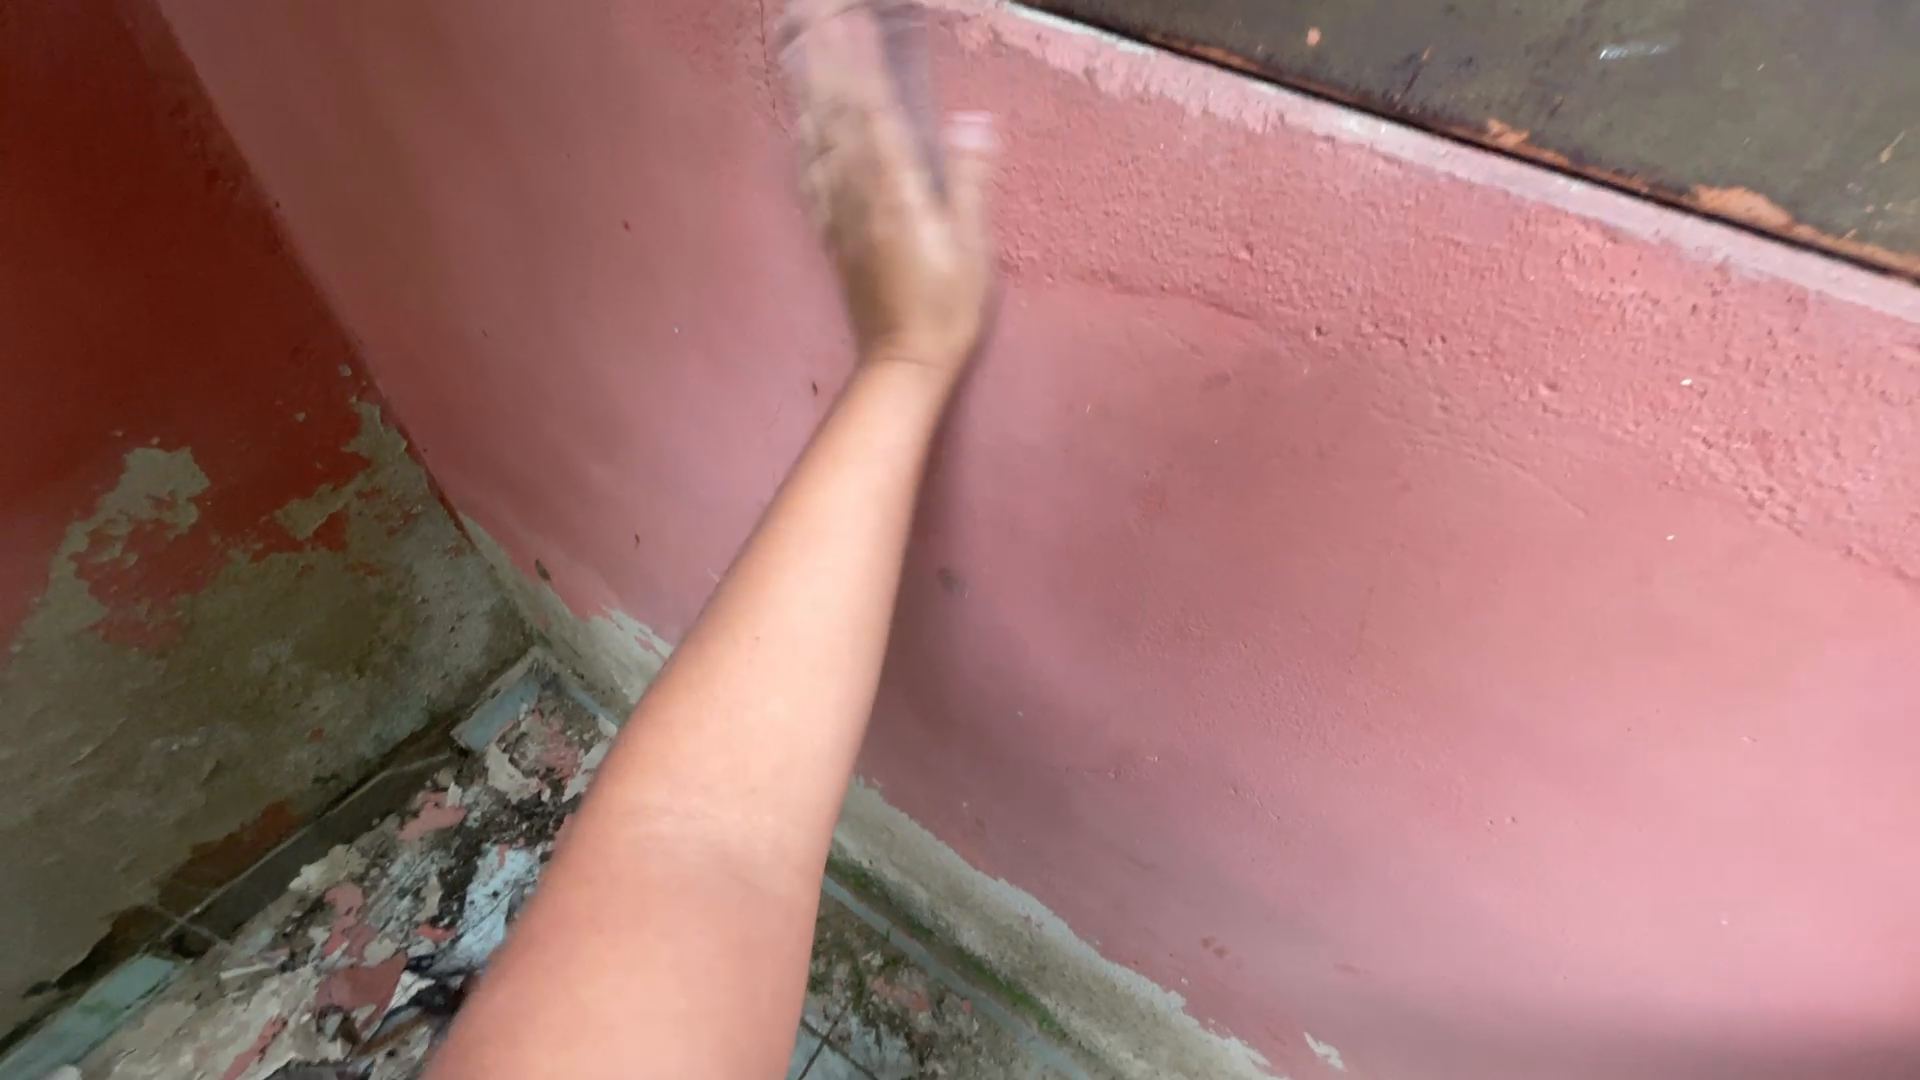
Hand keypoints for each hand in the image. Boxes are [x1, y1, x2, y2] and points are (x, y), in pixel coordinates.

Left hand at [783, 0, 996, 382]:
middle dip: (823, 58)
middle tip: (807, 13)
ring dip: (807, 92)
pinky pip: (811, 183)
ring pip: (816, 142)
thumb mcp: (973, 250)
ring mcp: (841, 218)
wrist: (904, 363)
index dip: (857, 58)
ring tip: (798, 50)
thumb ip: (969, 183)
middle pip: (835, 114)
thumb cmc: (946, 310)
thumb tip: (974, 123)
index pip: (872, 109)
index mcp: (896, 192)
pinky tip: (802, 130)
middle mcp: (859, 196)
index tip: (845, 15)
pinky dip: (804, 146)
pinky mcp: (834, 240)